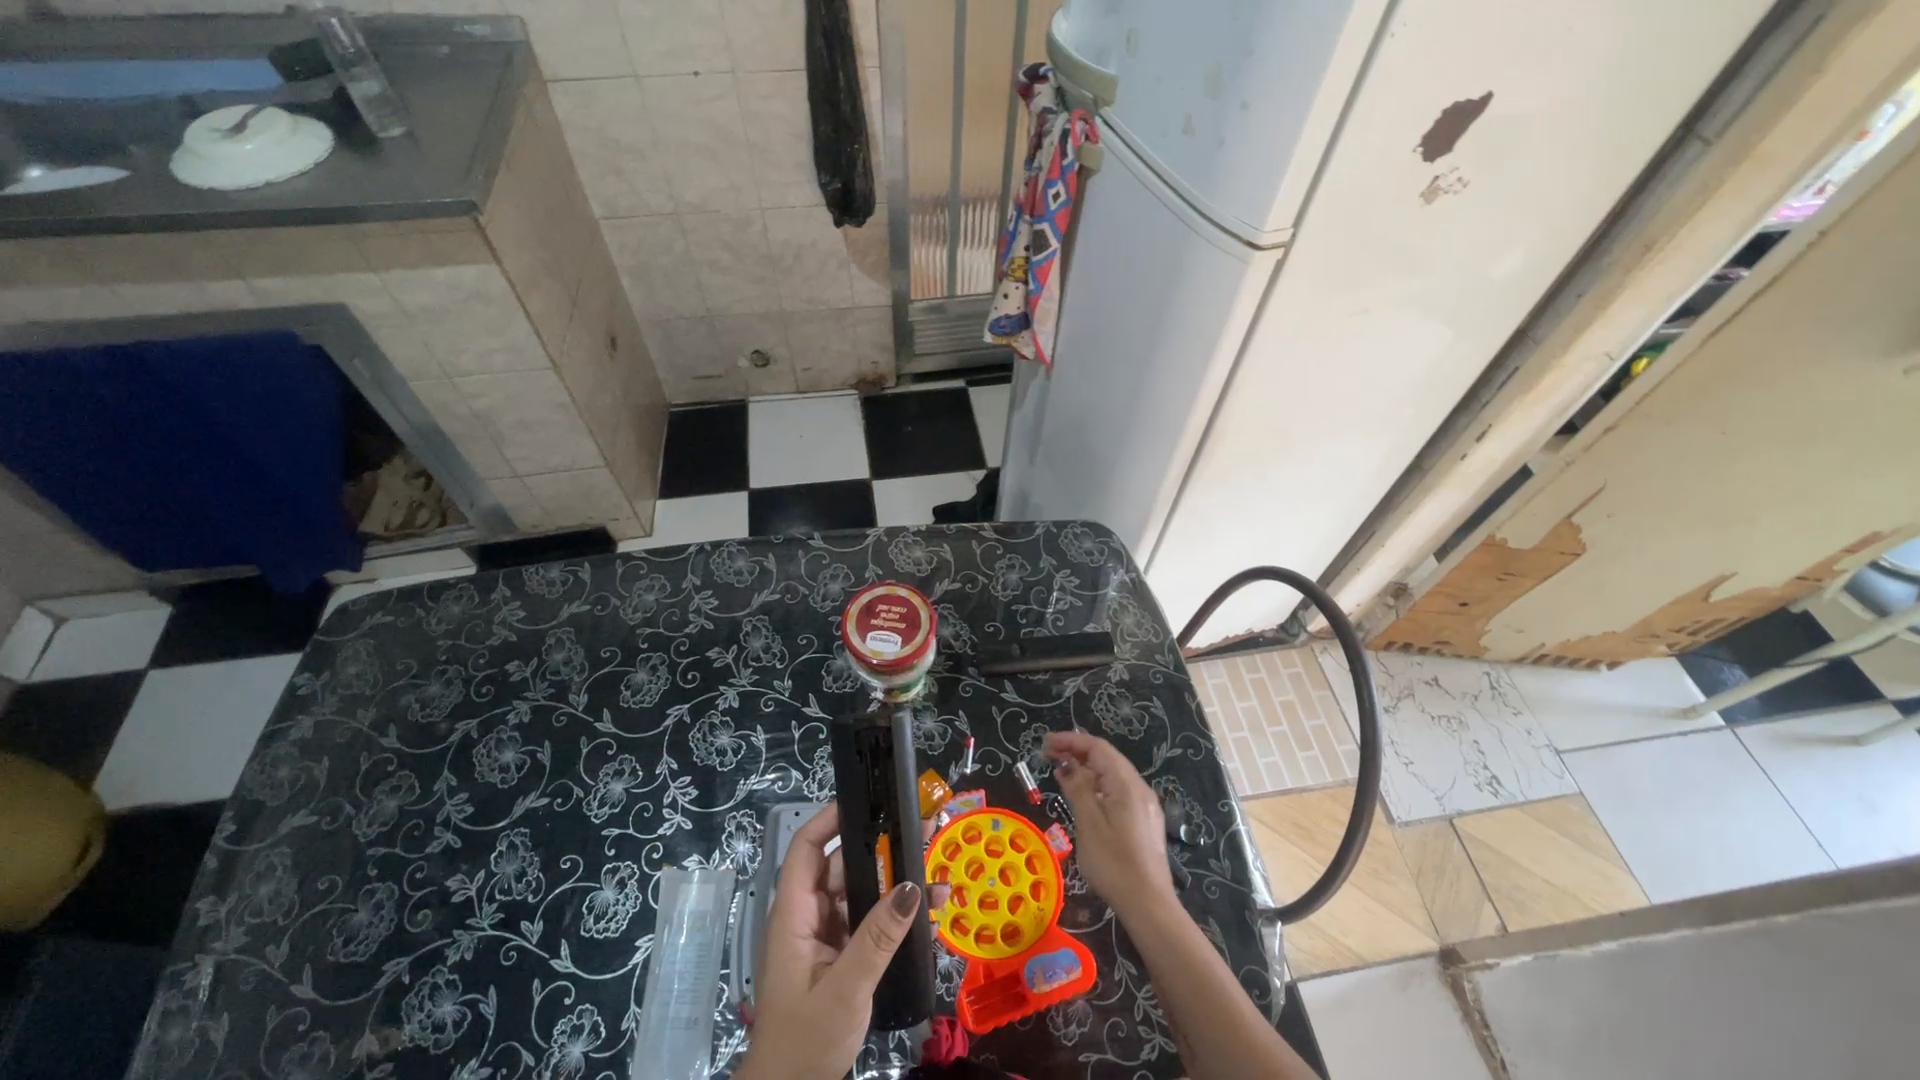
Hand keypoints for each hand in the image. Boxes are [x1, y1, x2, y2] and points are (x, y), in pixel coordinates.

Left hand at [735, 804, 920, 1079]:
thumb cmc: (805, 1040)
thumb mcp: (845, 990)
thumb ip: (877, 939)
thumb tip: (912, 886)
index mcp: (794, 916)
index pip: (805, 850)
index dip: (829, 820)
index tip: (866, 799)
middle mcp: (808, 917)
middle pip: (842, 868)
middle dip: (881, 849)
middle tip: (924, 831)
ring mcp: (825, 937)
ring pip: (860, 894)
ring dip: (895, 883)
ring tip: (938, 871)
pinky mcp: (841, 956)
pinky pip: (869, 922)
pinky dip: (895, 914)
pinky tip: (929, 911)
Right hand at [1044, 730, 1177, 922]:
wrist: (1148, 904)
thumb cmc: (1114, 864)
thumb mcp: (1089, 825)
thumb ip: (1078, 789)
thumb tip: (1065, 763)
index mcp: (1126, 785)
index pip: (1098, 748)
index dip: (1071, 740)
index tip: (1045, 743)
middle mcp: (1140, 789)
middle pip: (1108, 758)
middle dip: (1078, 751)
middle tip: (1048, 754)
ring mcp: (1145, 805)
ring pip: (1114, 775)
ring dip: (1088, 768)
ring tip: (1062, 772)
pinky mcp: (1145, 821)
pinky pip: (1119, 791)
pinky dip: (1098, 785)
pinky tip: (1085, 796)